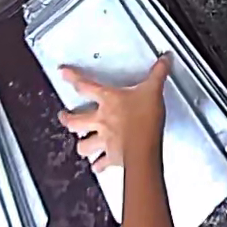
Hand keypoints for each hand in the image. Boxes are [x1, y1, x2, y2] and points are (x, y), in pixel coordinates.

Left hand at [58, 55, 170, 171]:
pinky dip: (98, 166)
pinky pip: (101, 164)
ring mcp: (104, 140)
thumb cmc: (145, 119)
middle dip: (67, 118)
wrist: (144, 150)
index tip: (62, 73)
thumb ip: (158, 73)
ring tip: (79, 144)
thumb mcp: (153, 89)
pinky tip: (97, 167)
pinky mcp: (111, 158)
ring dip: (81, 145)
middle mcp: (101, 120)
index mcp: (108, 100)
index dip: (72, 77)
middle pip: (76, 119)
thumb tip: (164, 59)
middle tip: (63, 115)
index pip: (85, 85)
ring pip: (84, 145)